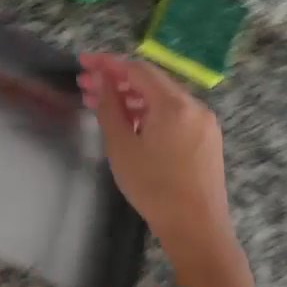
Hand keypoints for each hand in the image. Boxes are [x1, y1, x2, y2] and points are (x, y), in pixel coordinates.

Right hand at [79, 53, 236, 272]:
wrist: (196, 226)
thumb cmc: (152, 184)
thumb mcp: (121, 143)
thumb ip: (109, 105)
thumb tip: (99, 78)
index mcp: (175, 105)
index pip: (137, 70)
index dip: (107, 63)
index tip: (82, 61)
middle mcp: (195, 108)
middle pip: (151, 81)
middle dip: (116, 79)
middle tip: (83, 82)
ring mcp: (203, 124)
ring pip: (160, 98)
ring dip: (128, 96)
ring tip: (97, 102)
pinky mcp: (205, 139)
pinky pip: (171, 113)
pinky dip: (145, 110)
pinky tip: (125, 120)